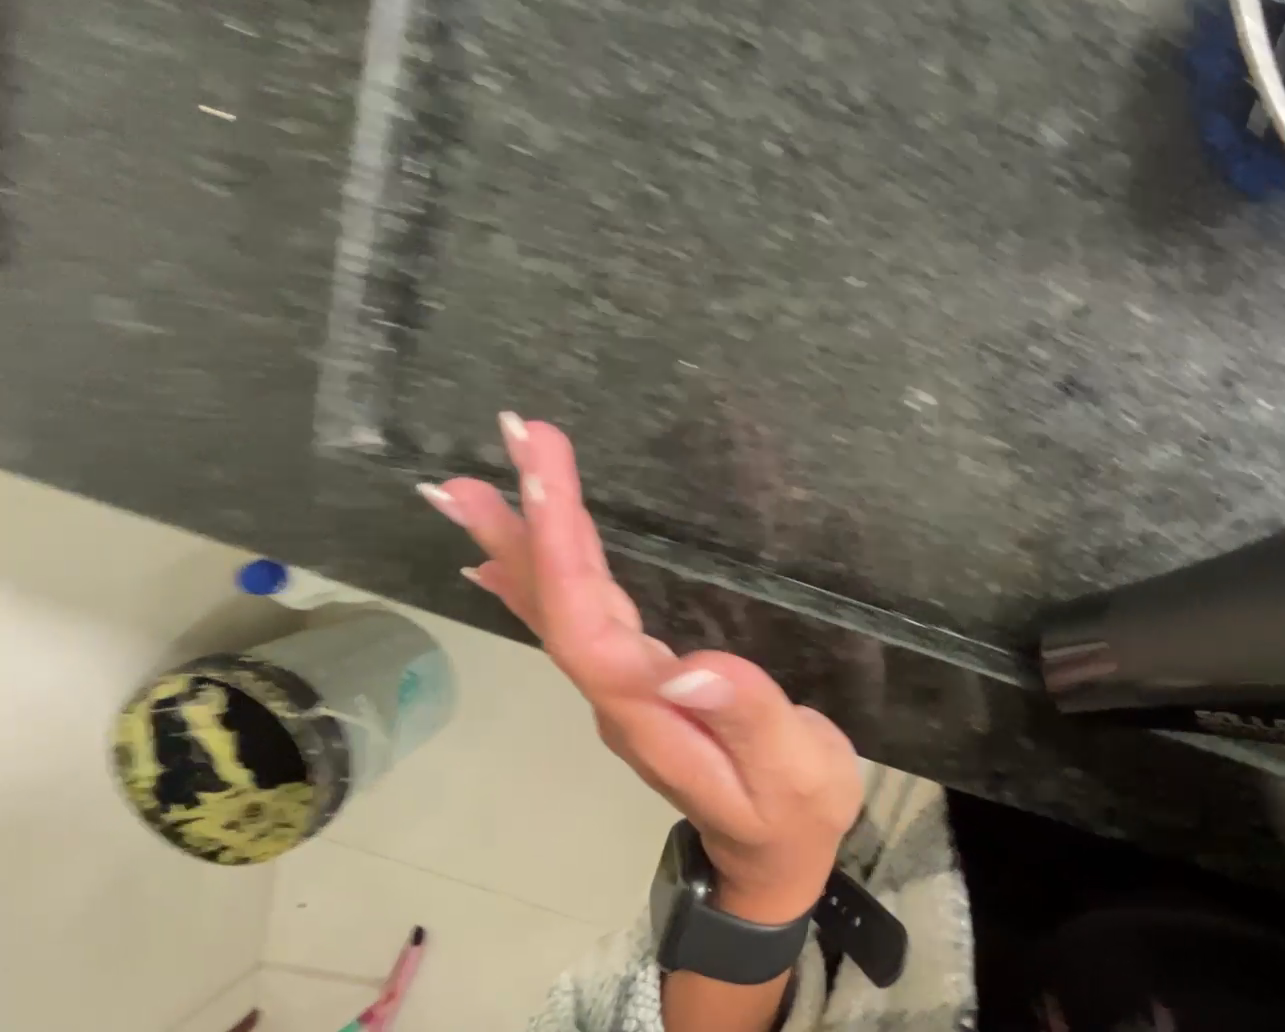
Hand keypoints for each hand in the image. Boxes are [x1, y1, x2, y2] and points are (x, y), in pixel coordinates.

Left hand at [420, 414, 863, 924]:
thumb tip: (688, 668)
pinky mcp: (636, 687)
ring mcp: (622, 694)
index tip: (542, 471)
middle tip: (508, 439)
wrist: (770, 864)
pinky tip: (505, 559)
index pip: (586, 624)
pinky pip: (573, 624)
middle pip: (557, 605)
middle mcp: (619, 698)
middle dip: (530, 520)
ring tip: (470, 485)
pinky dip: (539, 581)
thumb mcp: (793, 772)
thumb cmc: (794, 814)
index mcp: (651, 712)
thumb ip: (749, 719)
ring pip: (556, 611)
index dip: (560, 548)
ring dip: (518, 543)